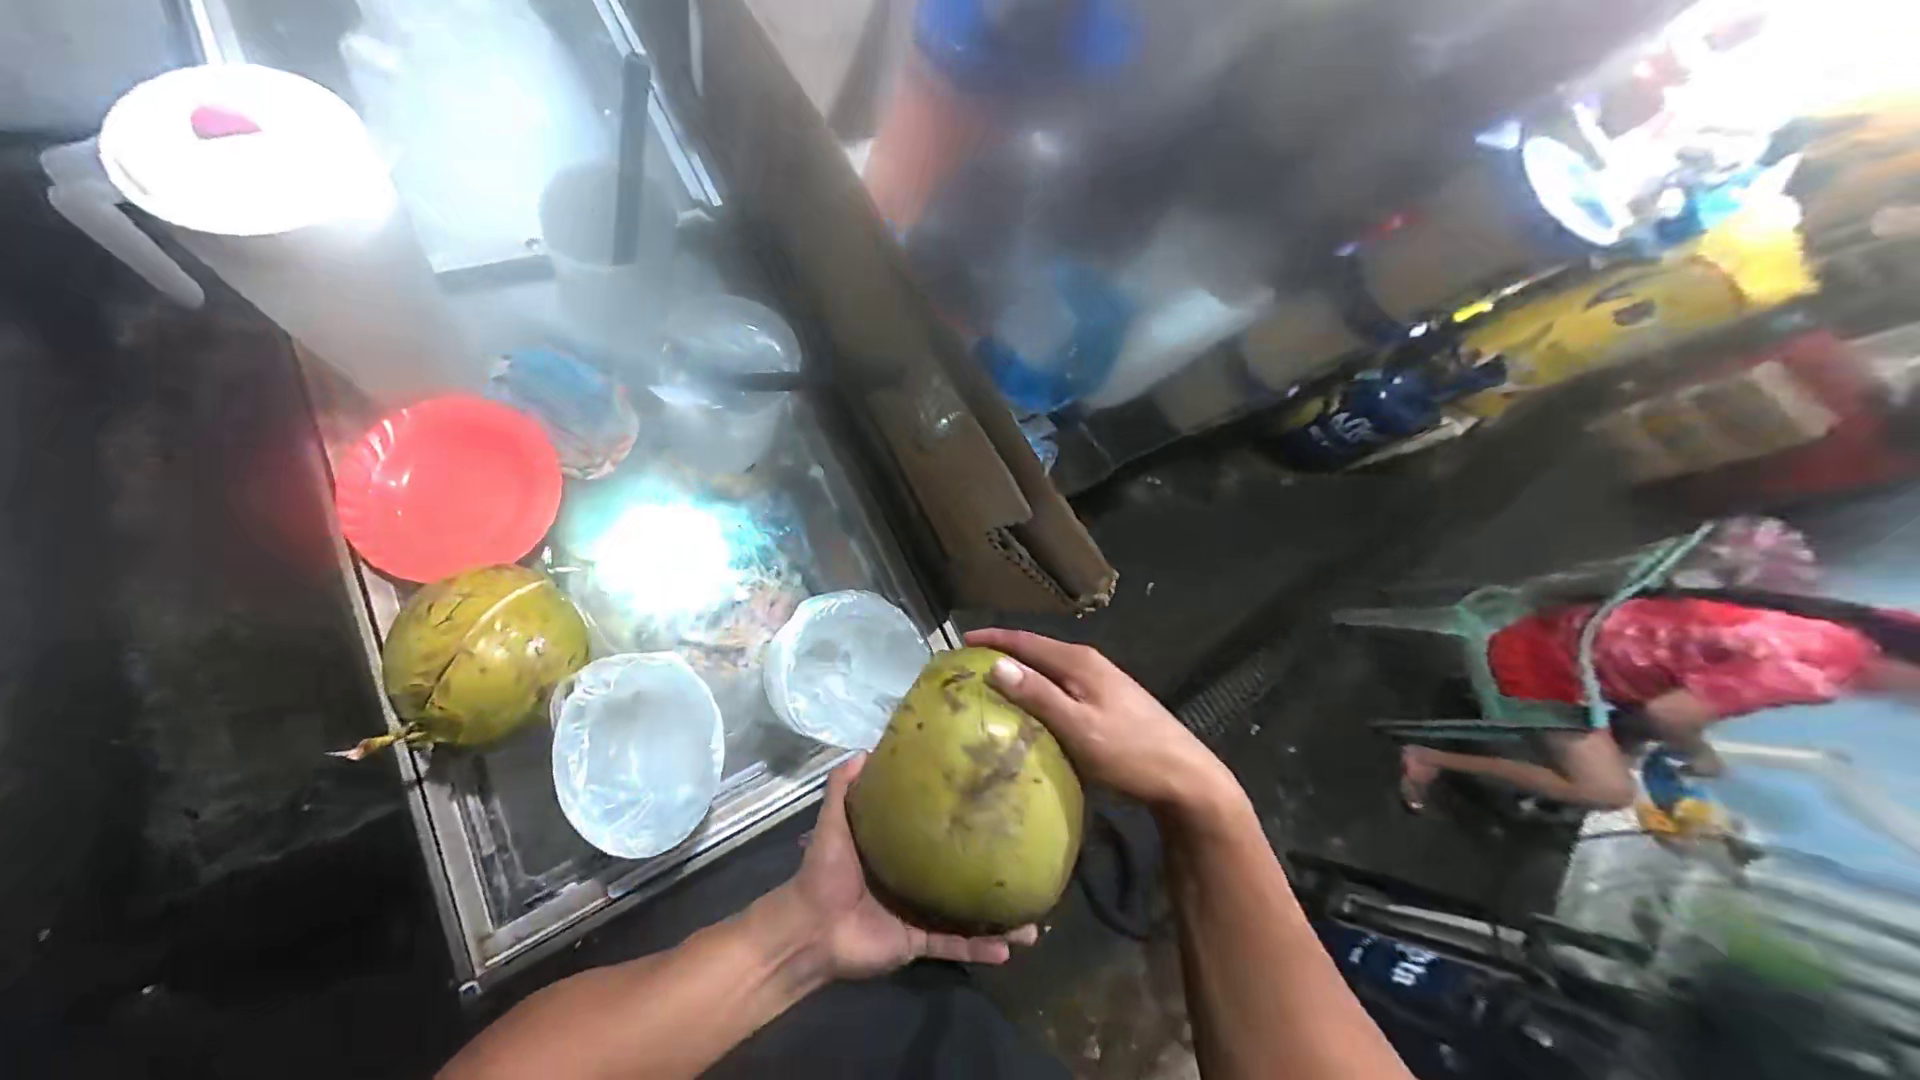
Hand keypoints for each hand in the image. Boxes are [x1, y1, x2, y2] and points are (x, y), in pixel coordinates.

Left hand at [782, 754, 1036, 980]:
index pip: (937, 831)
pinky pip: (955, 944)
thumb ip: (843, 787)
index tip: (993, 806)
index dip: (962, 822)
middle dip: (993, 870)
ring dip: (999, 918)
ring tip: (1033, 920)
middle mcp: (917, 879)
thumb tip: (865, 749)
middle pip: (961, 873)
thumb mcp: (833, 822)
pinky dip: (980, 947)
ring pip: (968, 913)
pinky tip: (1009, 947)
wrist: (810, 928)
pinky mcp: (918, 942)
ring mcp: (921, 913)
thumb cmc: (824, 871)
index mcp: (901, 850)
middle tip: (1029, 860)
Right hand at [965, 628, 1240, 816]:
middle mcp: (1090, 663)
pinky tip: (1030, 706)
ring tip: (992, 684)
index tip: (960, 642)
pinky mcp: (1108, 701)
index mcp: (1080, 662)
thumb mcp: (1078, 726)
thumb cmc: (1129, 752)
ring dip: (1021, 671)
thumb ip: (1039, 695)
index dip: (994, 639)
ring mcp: (1102, 681)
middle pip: (1038, 651)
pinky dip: (1039, 688)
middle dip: (1003, 653)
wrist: (1186, 777)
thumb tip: (998, 665)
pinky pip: (1062, 685)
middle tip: (969, 666)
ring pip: (1050, 669)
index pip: (1027, 641)